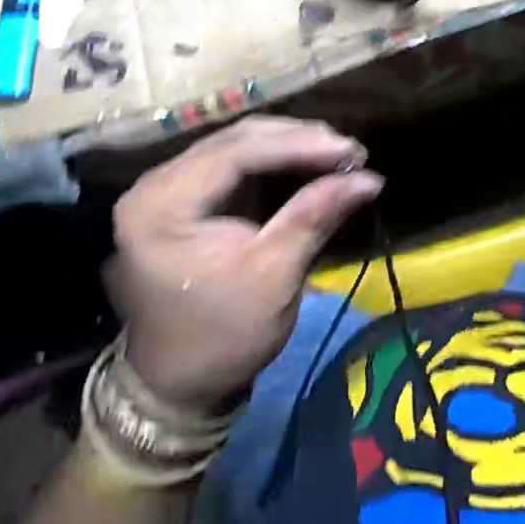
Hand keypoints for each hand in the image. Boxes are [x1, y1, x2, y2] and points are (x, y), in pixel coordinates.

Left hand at [104, 116, 383, 412]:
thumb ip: (313, 217)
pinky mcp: (184, 201)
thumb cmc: (222, 336)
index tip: (351, 149)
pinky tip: (308, 165)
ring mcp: (166, 190)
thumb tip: (370, 179)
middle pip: (231, 143)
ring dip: (286, 149)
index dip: (296, 145)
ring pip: (233, 150)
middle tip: (351, 151)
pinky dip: (272, 166)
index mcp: (160, 204)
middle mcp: (154, 185)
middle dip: (294, 141)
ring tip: (337, 155)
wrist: (179, 382)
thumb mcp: (273, 277)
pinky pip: (230, 169)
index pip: (233, 153)